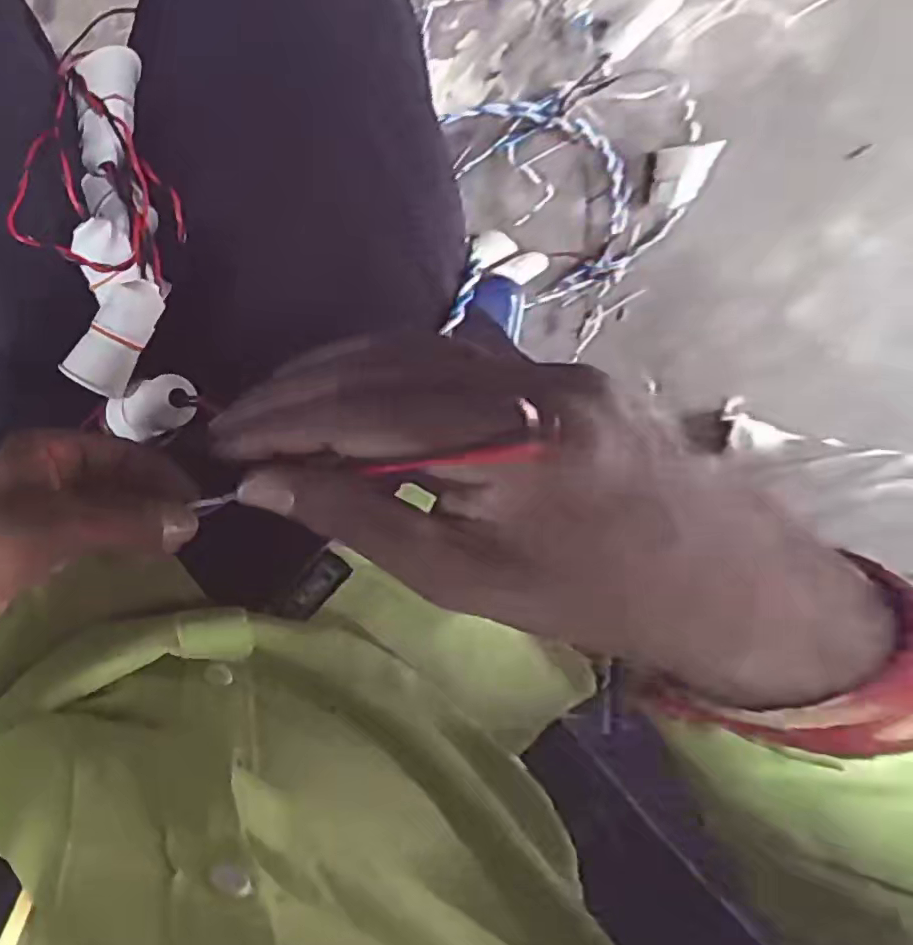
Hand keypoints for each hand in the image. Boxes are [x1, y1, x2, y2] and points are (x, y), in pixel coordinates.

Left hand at [0, 430, 199, 623]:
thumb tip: (189, 519)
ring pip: (108, 517)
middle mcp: (51, 477)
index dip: (158, 473)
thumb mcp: (59, 525)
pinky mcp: (47, 552)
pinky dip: (120, 555)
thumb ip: (123, 520)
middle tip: (189, 537)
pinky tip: (146, 573)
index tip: (196, 503)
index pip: (119, 452)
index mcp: (47, 453)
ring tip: (175, 558)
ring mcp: (49, 515)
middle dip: (151, 506)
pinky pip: (95, 546)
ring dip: (139, 534)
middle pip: (116, 483)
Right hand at [210, 335, 893, 708]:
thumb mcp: (450, 574)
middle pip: (372, 370)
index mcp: (514, 442)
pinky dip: (362, 367)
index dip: (279, 426)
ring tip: (262, 406)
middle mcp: (526, 381)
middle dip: (285, 397)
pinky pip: (430, 351)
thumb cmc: (577, 596)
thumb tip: (257, 483)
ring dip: (316, 375)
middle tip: (226, 425)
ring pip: (396, 349)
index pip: (362, 416)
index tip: (221, 444)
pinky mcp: (536, 363)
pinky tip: (326, 386)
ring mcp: (537, 362)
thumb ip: (349, 516)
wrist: (723, 583)